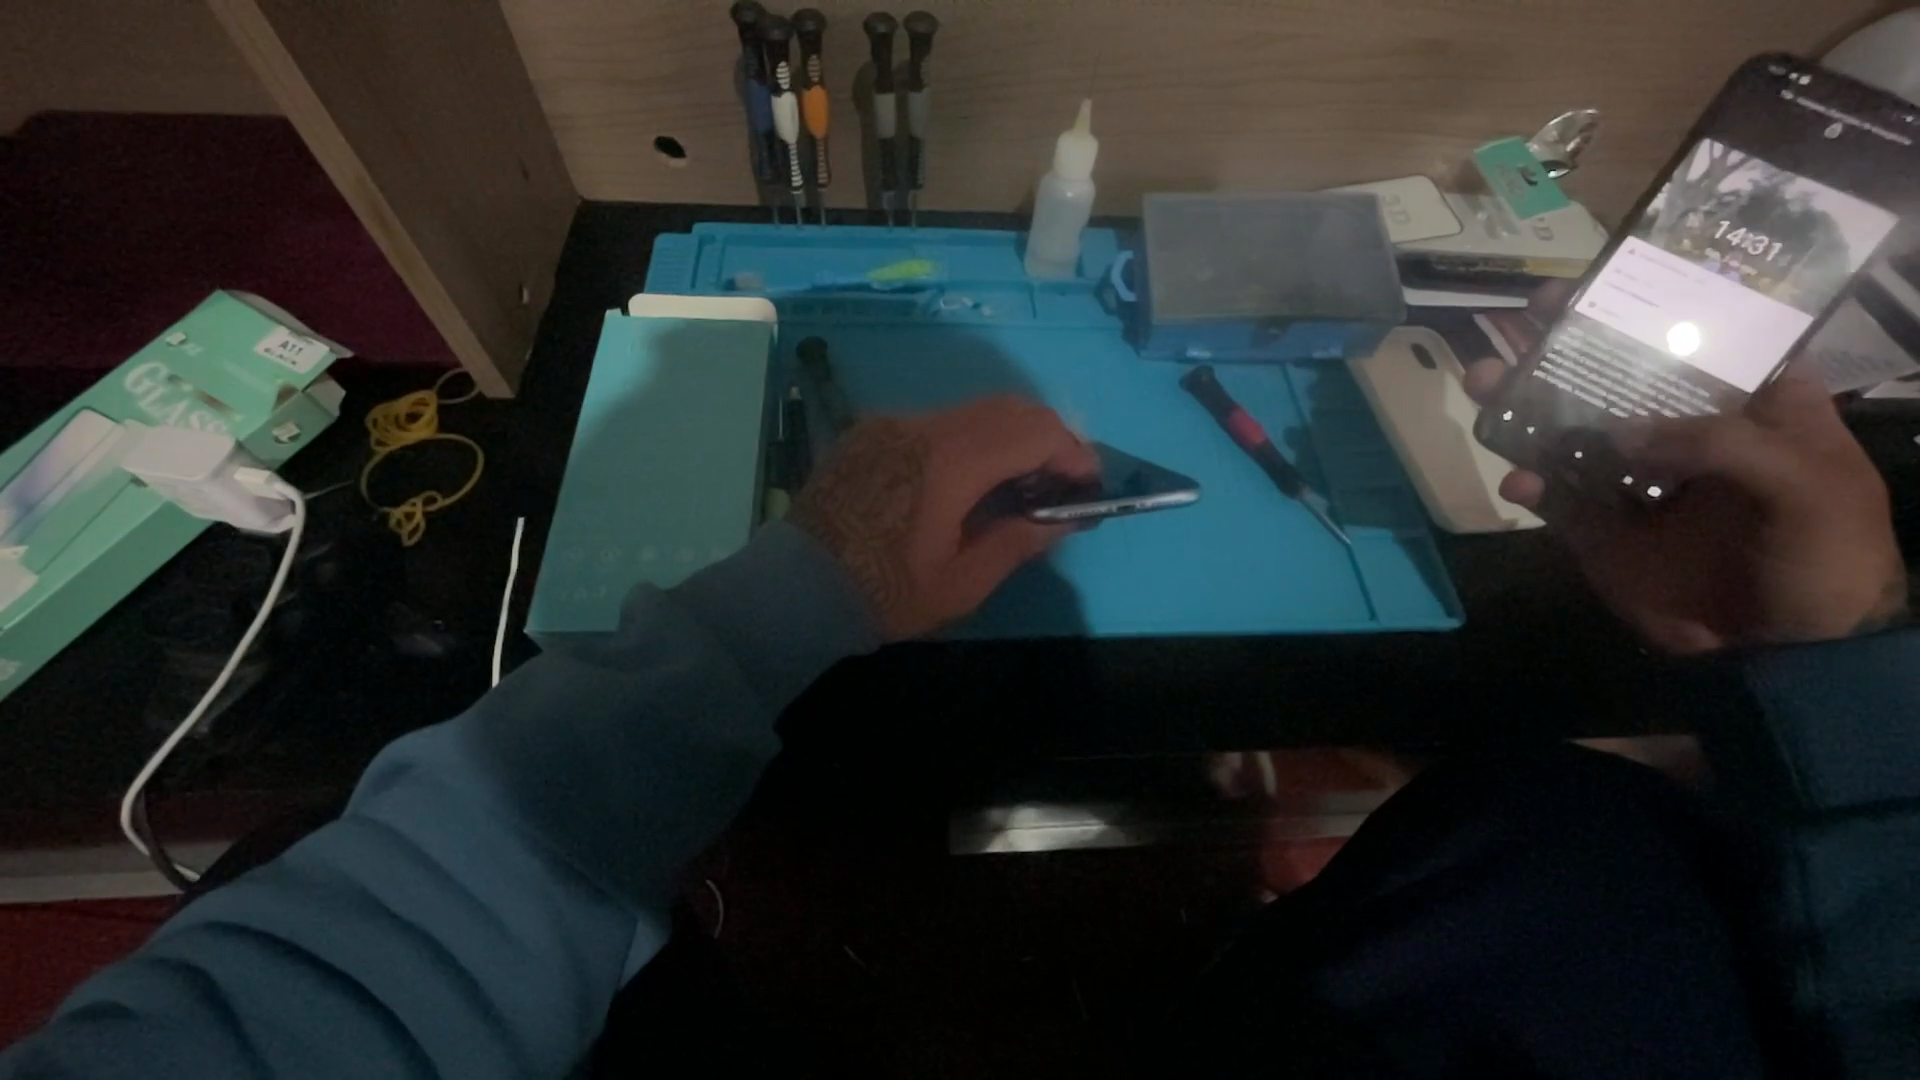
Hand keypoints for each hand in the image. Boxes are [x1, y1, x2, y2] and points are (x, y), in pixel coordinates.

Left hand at [790, 397, 1097, 640]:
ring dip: (1009, 437)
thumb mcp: (961, 583)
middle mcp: (922, 427)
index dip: (1072, 452)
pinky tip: (968, 478)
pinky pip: (937, 422)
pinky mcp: (871, 431)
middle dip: (1047, 438)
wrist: (796, 589)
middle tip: (1061, 482)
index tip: (1088, 483)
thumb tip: (1063, 518)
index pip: (1033, 431)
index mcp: (948, 462)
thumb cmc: (884, 593)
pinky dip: (970, 440)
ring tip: (1020, 482)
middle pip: (1008, 408)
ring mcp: (892, 423)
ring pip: (972, 411)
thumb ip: (1018, 542)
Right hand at [1466, 326, 1906, 654]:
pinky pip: (1548, 493)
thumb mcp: (1807, 488)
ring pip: (1565, 430)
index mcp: (1749, 411)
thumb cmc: (1824, 557)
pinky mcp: (1593, 524)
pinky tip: (1518, 484)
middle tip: (1525, 320)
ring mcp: (1630, 480)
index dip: (1654, 311)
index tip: (1605, 285)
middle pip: (1614, 379)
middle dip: (1567, 348)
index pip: (1700, 345)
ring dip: (1522, 407)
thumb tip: (1618, 431)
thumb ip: (1721, 445)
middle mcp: (1682, 435)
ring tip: (1483, 386)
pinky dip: (1527, 484)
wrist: (1781, 652)